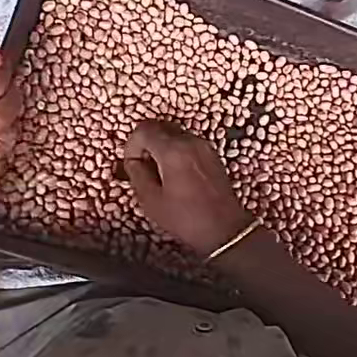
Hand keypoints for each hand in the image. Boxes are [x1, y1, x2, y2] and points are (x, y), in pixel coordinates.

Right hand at [120, 120, 251, 254]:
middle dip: (145, 143)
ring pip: (173, 134)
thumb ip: (137, 174)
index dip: (131, 146)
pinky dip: (175, 151)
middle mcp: (190, 142)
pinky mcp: (212, 155)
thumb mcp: (151, 201)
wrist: (225, 230)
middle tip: (142, 167)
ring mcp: (204, 147)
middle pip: (159, 127)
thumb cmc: (188, 219)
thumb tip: (133, 161)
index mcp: (173, 151)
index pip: (143, 130)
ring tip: (158, 174)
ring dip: (160, 147)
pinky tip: (175, 176)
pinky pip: (187, 143)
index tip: (131, 164)